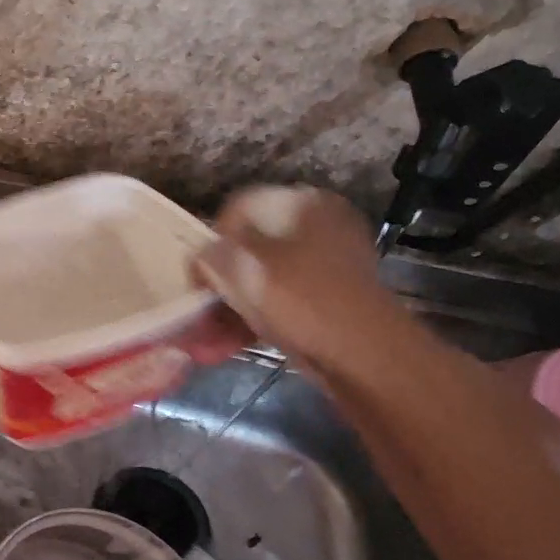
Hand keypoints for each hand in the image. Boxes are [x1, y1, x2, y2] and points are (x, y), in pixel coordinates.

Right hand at [192, 185, 408, 372]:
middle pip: (248, 250)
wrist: (363, 354)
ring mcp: (324, 267)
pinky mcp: (324, 301)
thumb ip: (211, 252)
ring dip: (224, 310)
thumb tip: (203, 256)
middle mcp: (320, 229)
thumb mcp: (242, 266)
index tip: (198, 272)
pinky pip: (275, 303)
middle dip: (216, 285)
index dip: (212, 241)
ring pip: (258, 281)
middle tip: (196, 310)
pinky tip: (222, 346)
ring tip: (202, 340)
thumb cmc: (301, 298)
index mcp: (307, 205)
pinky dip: (249, 321)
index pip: (240, 210)